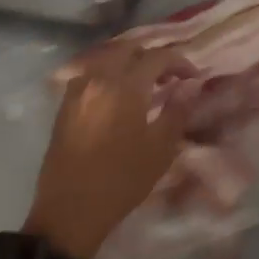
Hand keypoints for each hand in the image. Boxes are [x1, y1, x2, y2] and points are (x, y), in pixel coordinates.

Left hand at [25, 41, 191, 258]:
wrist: (70, 209)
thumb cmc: (121, 180)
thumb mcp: (159, 149)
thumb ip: (177, 110)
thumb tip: (190, 85)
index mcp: (125, 86)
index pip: (157, 57)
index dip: (179, 62)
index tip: (193, 77)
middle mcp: (99, 77)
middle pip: (128, 49)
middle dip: (151, 57)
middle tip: (168, 77)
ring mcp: (78, 88)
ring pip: (106, 58)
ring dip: (128, 63)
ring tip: (143, 85)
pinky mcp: (65, 102)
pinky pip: (90, 73)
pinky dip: (108, 74)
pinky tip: (116, 95)